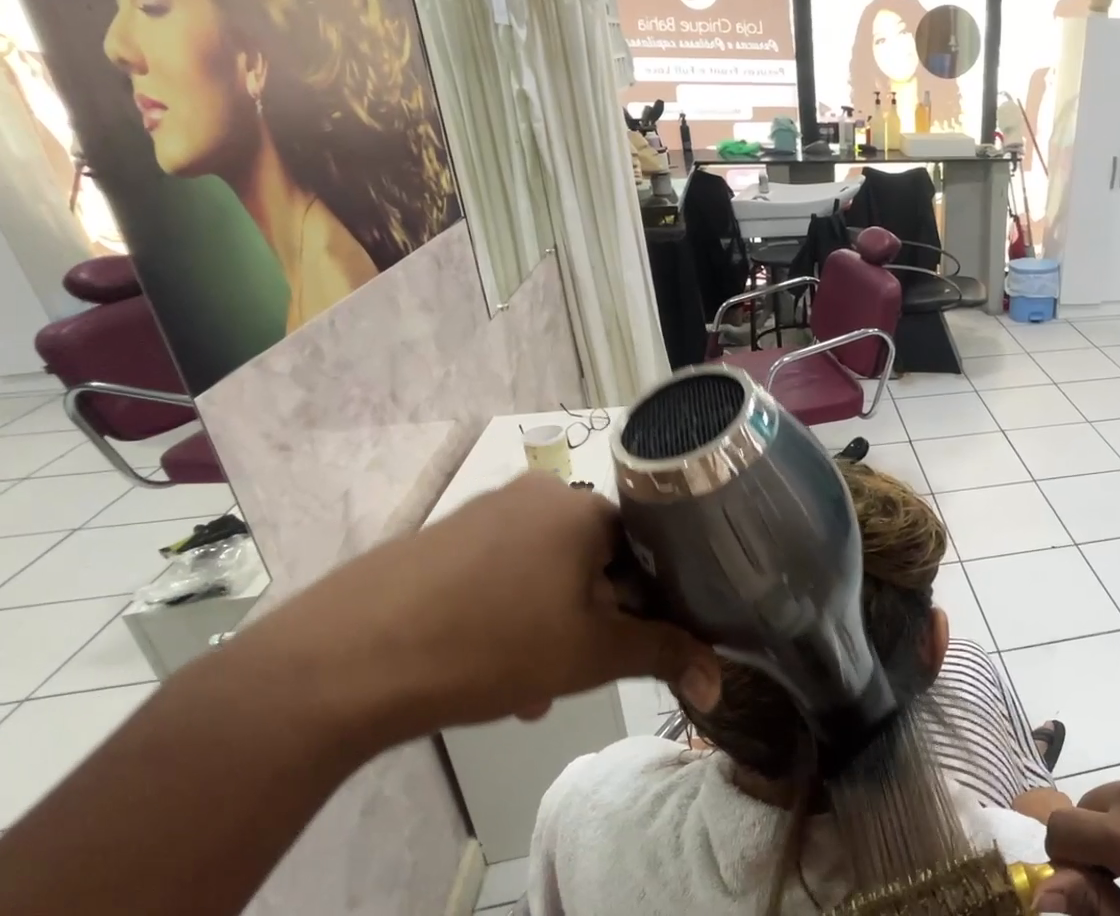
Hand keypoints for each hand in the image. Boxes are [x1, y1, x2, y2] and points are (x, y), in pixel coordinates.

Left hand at [248, 474, 720, 744]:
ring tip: (531, 687)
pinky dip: (508, 613)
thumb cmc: (491, 645)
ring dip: (553, 621)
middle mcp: (536, 493)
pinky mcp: (435, 539)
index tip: (641, 637)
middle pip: (595, 556)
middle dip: (597, 615)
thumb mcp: (592, 656)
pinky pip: (498, 571)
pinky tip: (487, 669)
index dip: (655, 593)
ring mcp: (479, 512)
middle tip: (583, 668)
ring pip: (545, 568)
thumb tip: (720, 683)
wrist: (339, 664)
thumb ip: (664, 657)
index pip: (649, 540)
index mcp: (582, 506)